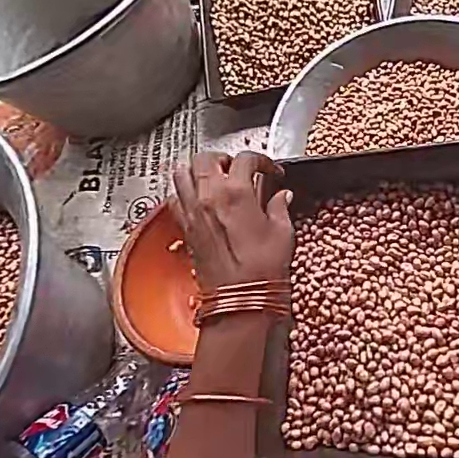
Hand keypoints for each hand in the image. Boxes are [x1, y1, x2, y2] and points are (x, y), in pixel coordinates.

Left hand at [170, 152, 293, 290]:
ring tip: (214, 178)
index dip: (262, 161)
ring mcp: (193, 211)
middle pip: (207, 158)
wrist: (240, 299)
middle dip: (224, 158)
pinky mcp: (185, 228)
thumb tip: (281, 197)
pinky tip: (199, 200)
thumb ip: (279, 208)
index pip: (246, 159)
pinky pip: (176, 198)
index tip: (270, 171)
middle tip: (238, 168)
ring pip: (183, 172)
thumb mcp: (282, 233)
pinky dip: (185, 193)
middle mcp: (209, 196)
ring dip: (199, 170)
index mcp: (237, 192)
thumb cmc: (262, 270)